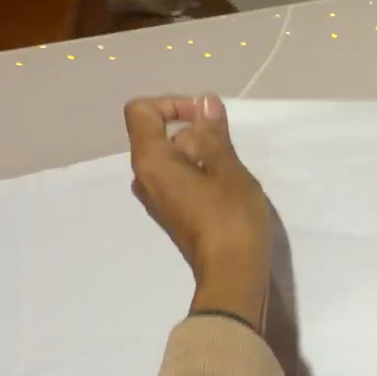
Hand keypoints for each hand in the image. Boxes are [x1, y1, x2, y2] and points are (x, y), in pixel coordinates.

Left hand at [125, 94, 272, 329]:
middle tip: (231, 153)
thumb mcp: (229, 170)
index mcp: (151, 161)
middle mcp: (145, 178)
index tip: (207, 119)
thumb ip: (214, 133)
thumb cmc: (231, 218)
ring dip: (203, 158)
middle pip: (161, 137)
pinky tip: (229, 194)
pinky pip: (180, 183)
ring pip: (174, 162)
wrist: (233, 274)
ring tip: (234, 175)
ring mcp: (157, 200)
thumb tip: (205, 102)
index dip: (173, 104)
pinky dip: (202, 178)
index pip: (142, 112)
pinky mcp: (174, 216)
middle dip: (197, 135)